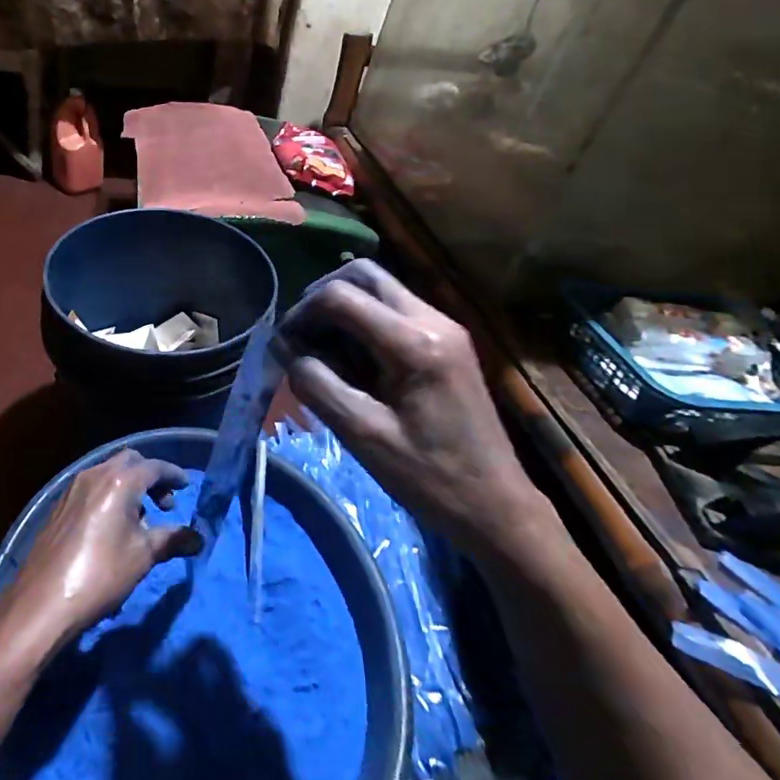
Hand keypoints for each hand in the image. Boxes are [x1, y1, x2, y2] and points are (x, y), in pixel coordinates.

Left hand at [0, 449, 201, 655]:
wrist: (44, 599)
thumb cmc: (101, 573)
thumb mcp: (143, 556)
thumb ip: (172, 540)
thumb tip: (198, 538)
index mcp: (119, 481)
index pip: (154, 467)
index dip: (174, 475)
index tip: (186, 486)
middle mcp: (95, 474)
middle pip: (129, 462)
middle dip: (150, 477)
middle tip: (164, 505)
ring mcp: (73, 488)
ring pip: (108, 472)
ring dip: (129, 486)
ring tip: (140, 520)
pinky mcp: (60, 505)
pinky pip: (92, 487)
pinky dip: (109, 494)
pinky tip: (112, 526)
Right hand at [279, 260, 545, 549]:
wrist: (495, 505)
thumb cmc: (428, 477)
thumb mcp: (362, 435)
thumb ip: (316, 385)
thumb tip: (284, 348)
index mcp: (415, 343)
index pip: (340, 296)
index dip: (302, 314)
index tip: (285, 346)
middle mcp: (433, 319)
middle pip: (364, 274)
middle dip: (322, 297)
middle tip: (301, 335)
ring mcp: (445, 326)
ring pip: (380, 287)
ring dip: (344, 306)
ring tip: (323, 347)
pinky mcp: (448, 340)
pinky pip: (395, 308)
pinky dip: (364, 319)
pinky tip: (354, 358)